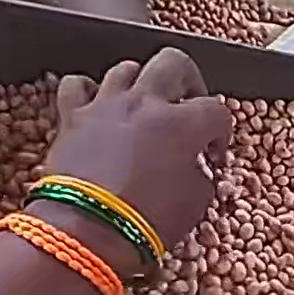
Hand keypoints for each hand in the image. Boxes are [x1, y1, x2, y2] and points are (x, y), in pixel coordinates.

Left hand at [40, 48, 232, 263]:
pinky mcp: (72, 117)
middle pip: (174, 63)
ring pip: (127, 69)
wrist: (91, 231)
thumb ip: (201, 176)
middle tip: (189, 105)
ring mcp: (106, 105)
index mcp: (183, 125)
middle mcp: (145, 103)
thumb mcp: (195, 204)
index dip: (221, 133)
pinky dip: (90, 92)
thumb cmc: (149, 222)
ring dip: (141, 85)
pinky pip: (78, 85)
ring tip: (145, 109)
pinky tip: (99, 108)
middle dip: (189, 82)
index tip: (214, 155)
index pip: (216, 111)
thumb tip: (197, 168)